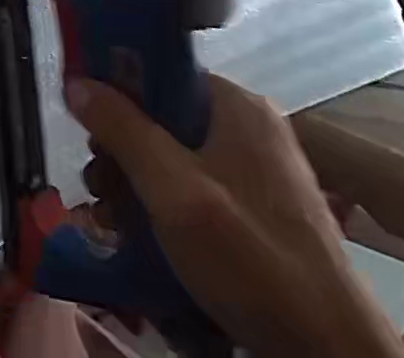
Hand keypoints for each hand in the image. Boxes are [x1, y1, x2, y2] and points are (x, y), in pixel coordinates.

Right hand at [65, 74, 403, 357]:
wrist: (329, 352)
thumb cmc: (249, 255)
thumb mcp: (172, 187)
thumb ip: (122, 129)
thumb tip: (74, 81)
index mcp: (237, 106)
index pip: (163, 73)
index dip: (119, 91)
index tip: (88, 124)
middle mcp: (249, 129)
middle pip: (164, 120)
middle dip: (123, 152)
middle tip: (100, 184)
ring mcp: (257, 172)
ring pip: (176, 159)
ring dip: (137, 185)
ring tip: (112, 219)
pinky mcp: (258, 212)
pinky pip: (196, 191)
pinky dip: (165, 208)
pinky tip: (144, 240)